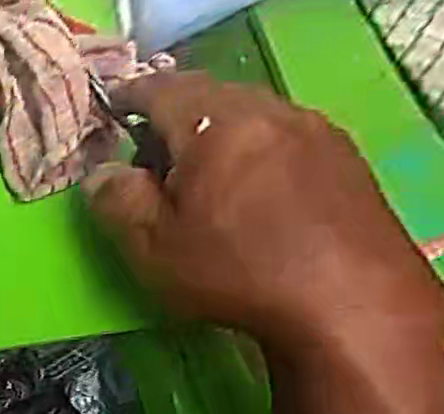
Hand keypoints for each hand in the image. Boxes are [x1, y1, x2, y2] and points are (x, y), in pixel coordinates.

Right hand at [83, 73, 443, 361]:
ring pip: (245, 114)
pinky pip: (273, 134)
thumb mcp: (149, 244)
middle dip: (169, 115)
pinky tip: (229, 186)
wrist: (342, 293)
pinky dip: (239, 146)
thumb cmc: (229, 268)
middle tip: (137, 151)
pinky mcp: (335, 154)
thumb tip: (100, 173)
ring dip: (206, 133)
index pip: (167, 92)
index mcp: (218, 129)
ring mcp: (312, 130)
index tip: (107, 105)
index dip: (131, 96)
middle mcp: (271, 114)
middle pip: (211, 96)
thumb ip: (117, 201)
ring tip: (181, 174)